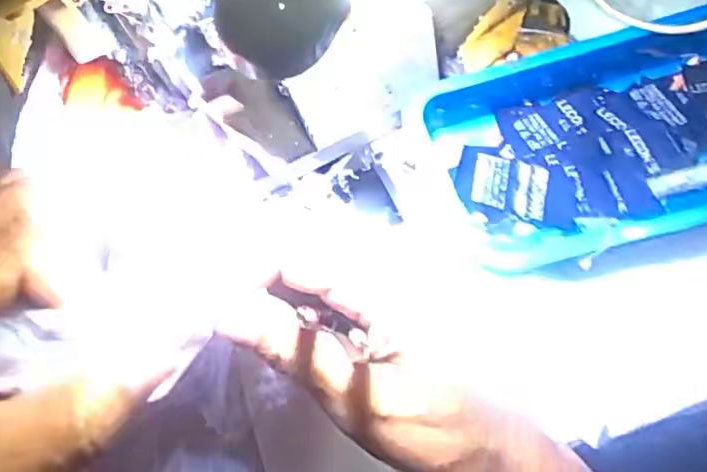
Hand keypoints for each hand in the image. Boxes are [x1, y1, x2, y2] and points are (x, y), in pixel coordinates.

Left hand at [0, 171, 161, 471]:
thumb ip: (75, 411)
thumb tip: (161, 349)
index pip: (9, 242)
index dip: (66, 275)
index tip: (97, 327)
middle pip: (4, 200)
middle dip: (61, 238)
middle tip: (94, 291)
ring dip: (41, 222)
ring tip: (69, 273)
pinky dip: (9, 216)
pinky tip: (30, 255)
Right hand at [220, 268, 586, 471]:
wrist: (500, 458)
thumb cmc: (437, 432)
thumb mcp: (358, 399)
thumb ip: (292, 351)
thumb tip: (224, 310)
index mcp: (374, 279)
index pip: (291, 255)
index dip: (244, 268)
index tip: (206, 291)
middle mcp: (369, 267)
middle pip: (292, 255)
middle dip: (247, 275)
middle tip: (208, 299)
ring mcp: (369, 284)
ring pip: (299, 272)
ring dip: (261, 289)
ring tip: (224, 306)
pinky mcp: (366, 304)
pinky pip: (313, 292)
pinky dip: (284, 305)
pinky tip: (261, 320)